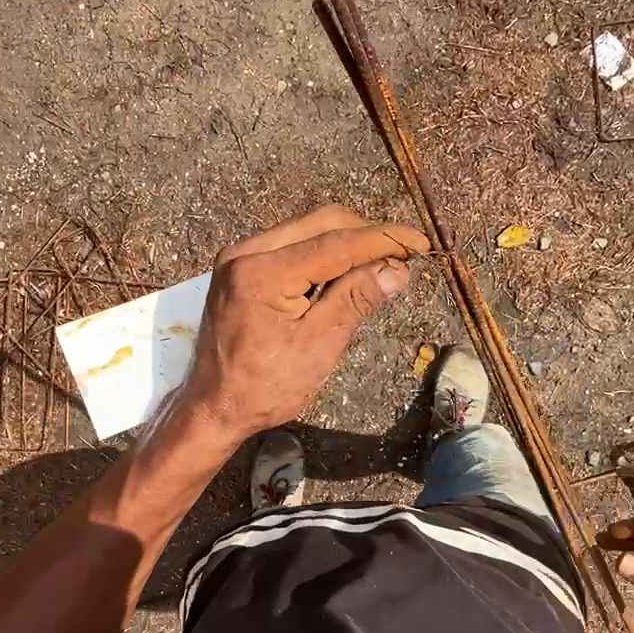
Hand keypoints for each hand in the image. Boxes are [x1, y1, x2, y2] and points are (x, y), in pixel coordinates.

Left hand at [172, 205, 429, 444]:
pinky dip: (322, 255)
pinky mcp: (240, 268)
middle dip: (366, 236)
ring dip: (346, 244)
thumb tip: (397, 270)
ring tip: (380, 267)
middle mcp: (245, 252)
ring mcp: (239, 257)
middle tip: (403, 257)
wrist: (214, 408)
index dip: (383, 240)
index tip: (419, 243)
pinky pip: (290, 247)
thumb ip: (355, 300)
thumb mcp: (318, 346)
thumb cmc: (264, 388)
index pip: (336, 242)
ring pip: (306, 231)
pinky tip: (345, 274)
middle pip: (321, 224)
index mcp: (261, 272)